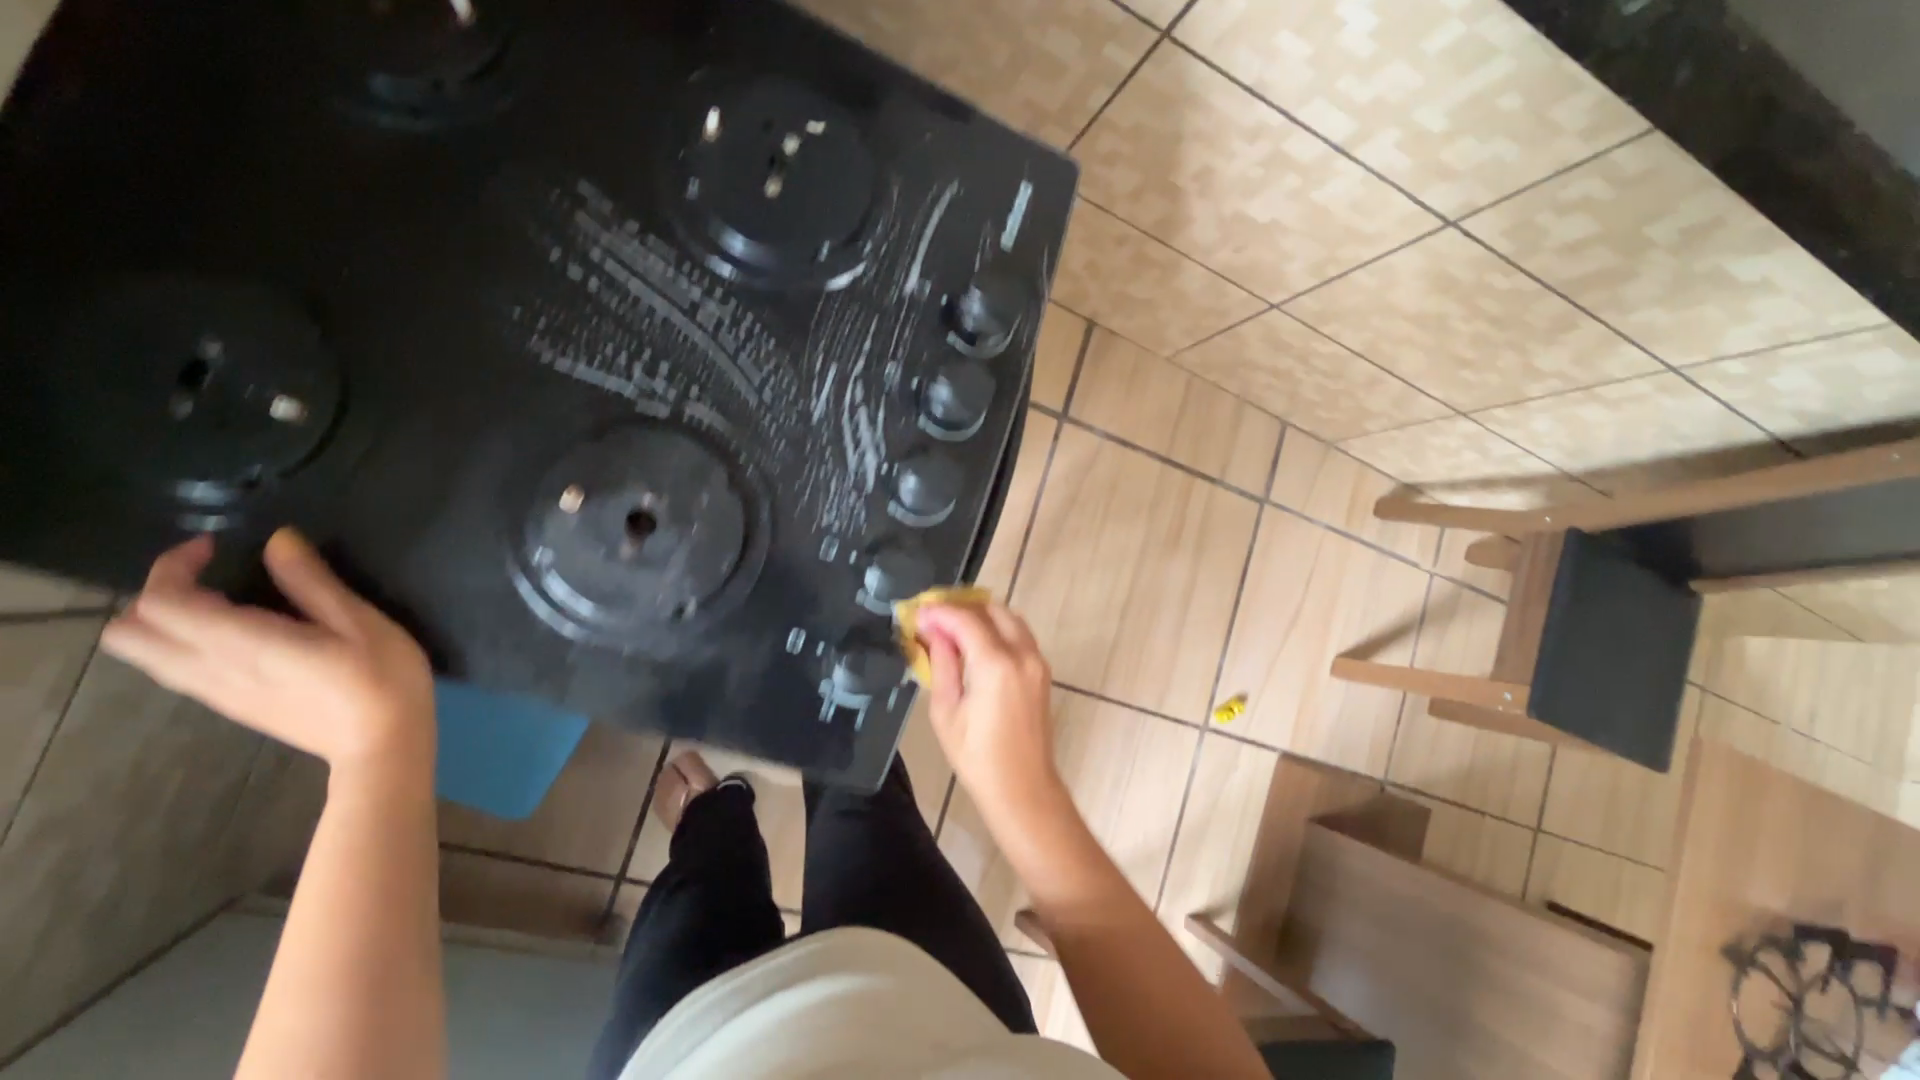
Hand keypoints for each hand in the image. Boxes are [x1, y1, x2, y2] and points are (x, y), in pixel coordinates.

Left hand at [101, 528, 434, 775]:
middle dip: (153, 595)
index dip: (173, 566)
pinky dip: (186, 642)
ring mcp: (218, 693)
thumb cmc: (382, 680)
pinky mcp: (232, 706)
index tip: (217, 547)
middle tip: (208, 577)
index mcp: (241, 644)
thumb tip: (278, 540)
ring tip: (227, 601)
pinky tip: (244, 634)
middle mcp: (212, 670)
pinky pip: (176, 669)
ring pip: (148, 656)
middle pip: (128, 635)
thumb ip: (312, 582)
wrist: (385, 747)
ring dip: (168, 620)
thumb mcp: (360, 622)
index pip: (160, 602)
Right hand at [915, 601, 1065, 825]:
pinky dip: (996, 629)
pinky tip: (973, 644)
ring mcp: (1037, 662)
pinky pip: (1018, 635)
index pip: (964, 619)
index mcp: (996, 665)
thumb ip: (942, 664)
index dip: (938, 612)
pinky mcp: (1041, 672)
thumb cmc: (976, 757)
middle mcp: (1022, 654)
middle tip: (933, 618)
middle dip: (960, 607)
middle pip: (991, 609)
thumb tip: (933, 633)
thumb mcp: (946, 711)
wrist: (1023, 788)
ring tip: (950, 629)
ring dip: (980, 615)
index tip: (916, 614)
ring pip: (1009, 618)